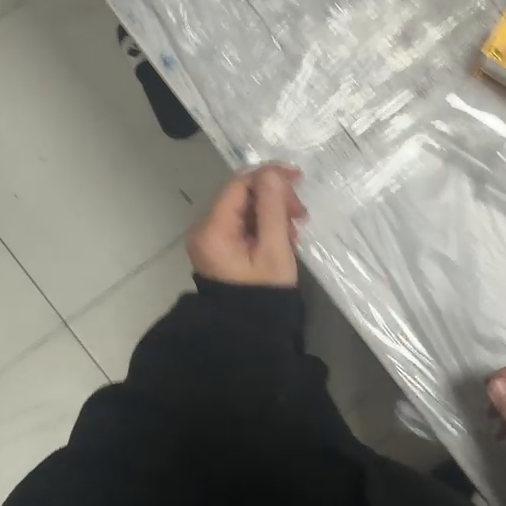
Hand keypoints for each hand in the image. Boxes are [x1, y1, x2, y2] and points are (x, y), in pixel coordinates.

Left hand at [187, 164, 307, 286]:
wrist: (250, 332)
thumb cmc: (264, 292)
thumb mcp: (274, 249)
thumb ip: (273, 208)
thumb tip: (273, 172)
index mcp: (213, 229)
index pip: (239, 185)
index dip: (268, 176)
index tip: (297, 179)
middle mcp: (205, 229)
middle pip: (241, 195)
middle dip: (273, 198)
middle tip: (300, 214)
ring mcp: (211, 240)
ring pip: (244, 209)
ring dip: (272, 212)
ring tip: (293, 232)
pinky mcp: (220, 248)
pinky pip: (242, 224)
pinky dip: (264, 225)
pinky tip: (282, 237)